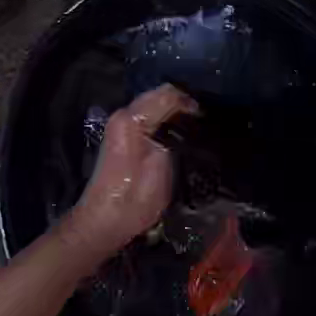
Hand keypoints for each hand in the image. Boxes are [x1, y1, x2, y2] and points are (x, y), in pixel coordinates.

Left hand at [65, 85, 197, 256]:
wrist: (104, 220)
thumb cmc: (134, 197)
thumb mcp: (162, 166)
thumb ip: (176, 136)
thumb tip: (194, 120)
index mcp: (131, 118)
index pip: (167, 94)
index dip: (191, 102)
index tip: (210, 118)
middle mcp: (123, 114)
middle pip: (159, 96)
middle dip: (184, 104)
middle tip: (208, 122)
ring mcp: (121, 124)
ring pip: (154, 106)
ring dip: (175, 113)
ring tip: (199, 129)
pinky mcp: (123, 136)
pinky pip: (149, 118)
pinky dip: (166, 122)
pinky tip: (181, 137)